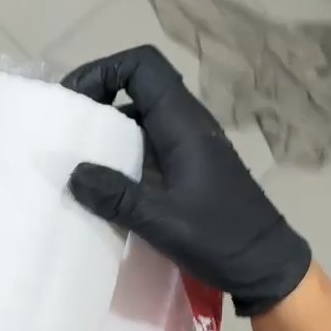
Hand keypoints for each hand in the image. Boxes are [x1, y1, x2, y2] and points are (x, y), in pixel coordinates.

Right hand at [61, 46, 309, 316]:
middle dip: (97, 98)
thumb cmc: (221, 239)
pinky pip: (147, 143)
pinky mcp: (186, 166)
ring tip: (76, 155)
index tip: (73, 99)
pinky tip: (102, 181)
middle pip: (137, 86)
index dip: (104, 69)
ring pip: (140, 115)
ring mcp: (187, 145)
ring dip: (107, 127)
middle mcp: (185, 124)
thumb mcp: (163, 222)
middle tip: (65, 128)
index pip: (143, 66)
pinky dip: (120, 151)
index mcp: (183, 125)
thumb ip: (117, 197)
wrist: (265, 264)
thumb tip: (73, 174)